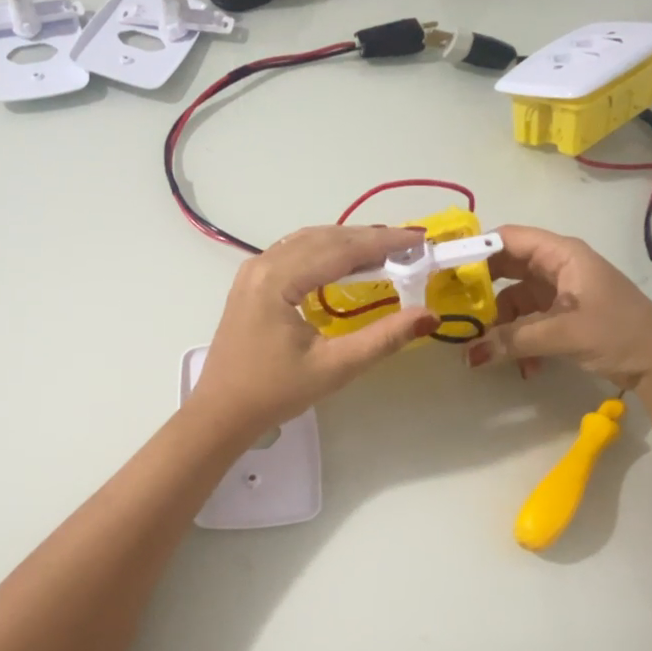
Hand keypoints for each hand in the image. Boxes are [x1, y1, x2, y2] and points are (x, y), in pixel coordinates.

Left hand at [189, 226, 439, 435]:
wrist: (222, 412)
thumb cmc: (275, 392)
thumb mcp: (334, 368)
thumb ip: (383, 339)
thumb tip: (428, 316)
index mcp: (277, 279)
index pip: (340, 249)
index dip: (383, 242)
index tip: (419, 240)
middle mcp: (262, 265)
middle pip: (323, 238)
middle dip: (368, 239)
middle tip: (409, 245)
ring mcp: (252, 272)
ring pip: (307, 242)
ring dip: (347, 243)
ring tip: (385, 250)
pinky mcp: (251, 284)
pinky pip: (294, 254)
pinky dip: (325, 252)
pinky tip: (345, 263)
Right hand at [466, 225, 651, 390]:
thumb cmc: (617, 333)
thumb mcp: (562, 334)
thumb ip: (513, 341)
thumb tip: (469, 355)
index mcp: (562, 254)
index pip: (508, 239)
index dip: (475, 250)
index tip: (443, 270)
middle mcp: (558, 266)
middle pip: (506, 269)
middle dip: (481, 293)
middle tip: (453, 311)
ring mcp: (561, 292)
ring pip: (515, 300)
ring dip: (502, 326)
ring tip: (490, 351)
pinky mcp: (564, 315)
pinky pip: (529, 322)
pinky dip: (520, 340)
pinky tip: (522, 366)